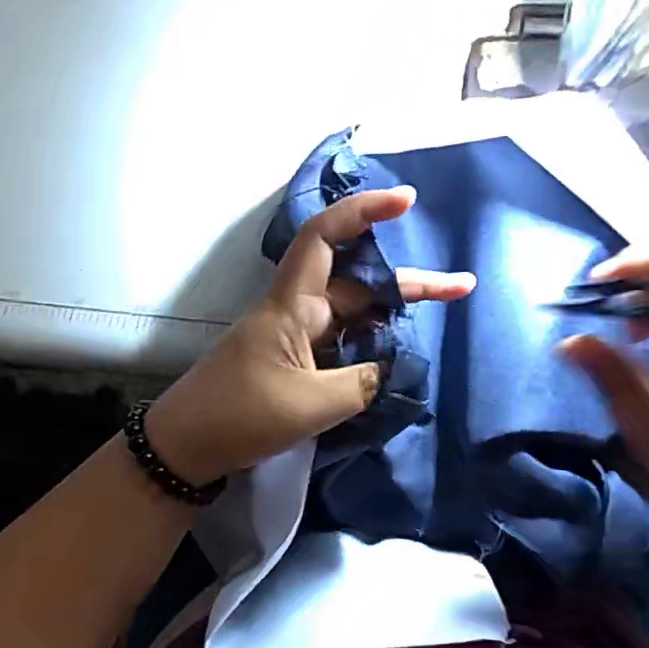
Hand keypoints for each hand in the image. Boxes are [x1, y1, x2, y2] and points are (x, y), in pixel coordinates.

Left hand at [144, 187, 474, 485]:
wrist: (187, 447)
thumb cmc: (241, 416)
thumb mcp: (313, 405)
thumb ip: (363, 383)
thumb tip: (394, 369)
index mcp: (292, 305)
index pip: (325, 237)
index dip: (364, 212)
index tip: (407, 201)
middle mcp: (297, 311)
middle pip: (358, 280)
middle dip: (409, 281)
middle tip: (461, 289)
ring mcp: (296, 337)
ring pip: (354, 313)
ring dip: (395, 314)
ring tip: (442, 318)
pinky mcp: (296, 362)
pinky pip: (343, 341)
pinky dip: (373, 344)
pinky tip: (399, 355)